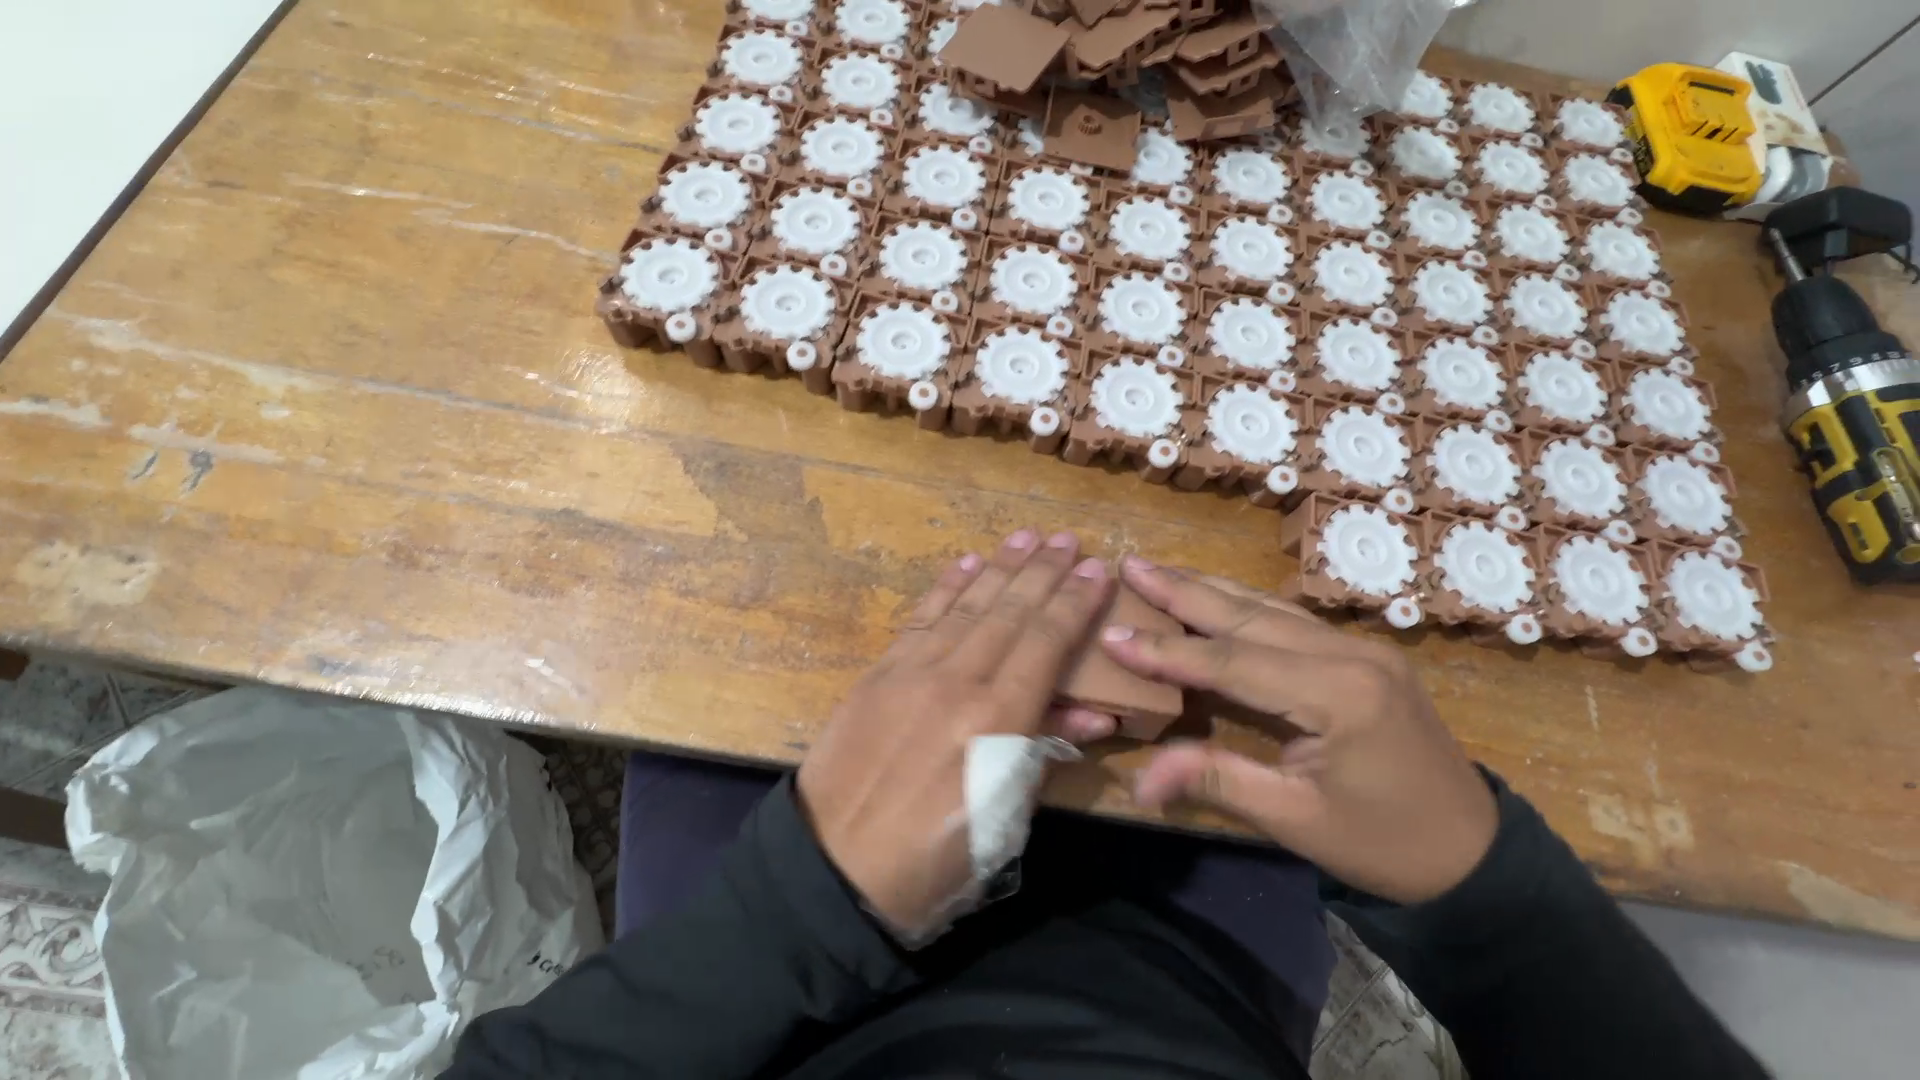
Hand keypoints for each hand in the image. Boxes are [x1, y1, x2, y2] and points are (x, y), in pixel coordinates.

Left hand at [797, 529, 1115, 939]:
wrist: (832, 871)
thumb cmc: (933, 862)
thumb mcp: (1004, 821)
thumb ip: (1042, 753)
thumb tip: (1088, 712)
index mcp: (995, 721)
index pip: (1046, 642)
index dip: (1075, 603)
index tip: (1099, 569)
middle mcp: (956, 681)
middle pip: (1009, 613)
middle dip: (1043, 572)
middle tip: (1069, 539)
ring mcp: (910, 672)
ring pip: (965, 606)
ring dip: (999, 568)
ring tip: (1026, 536)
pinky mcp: (877, 674)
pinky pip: (920, 619)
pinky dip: (946, 588)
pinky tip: (966, 564)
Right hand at [1103, 559, 1496, 904]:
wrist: (1473, 853)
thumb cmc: (1384, 844)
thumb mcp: (1296, 821)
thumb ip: (1217, 781)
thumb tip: (1138, 780)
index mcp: (1339, 694)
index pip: (1232, 661)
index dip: (1167, 650)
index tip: (1112, 633)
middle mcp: (1350, 654)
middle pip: (1249, 615)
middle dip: (1182, 591)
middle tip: (1128, 564)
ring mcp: (1362, 649)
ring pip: (1270, 608)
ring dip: (1209, 589)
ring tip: (1157, 569)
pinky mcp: (1365, 656)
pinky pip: (1290, 621)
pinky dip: (1242, 606)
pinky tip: (1212, 595)